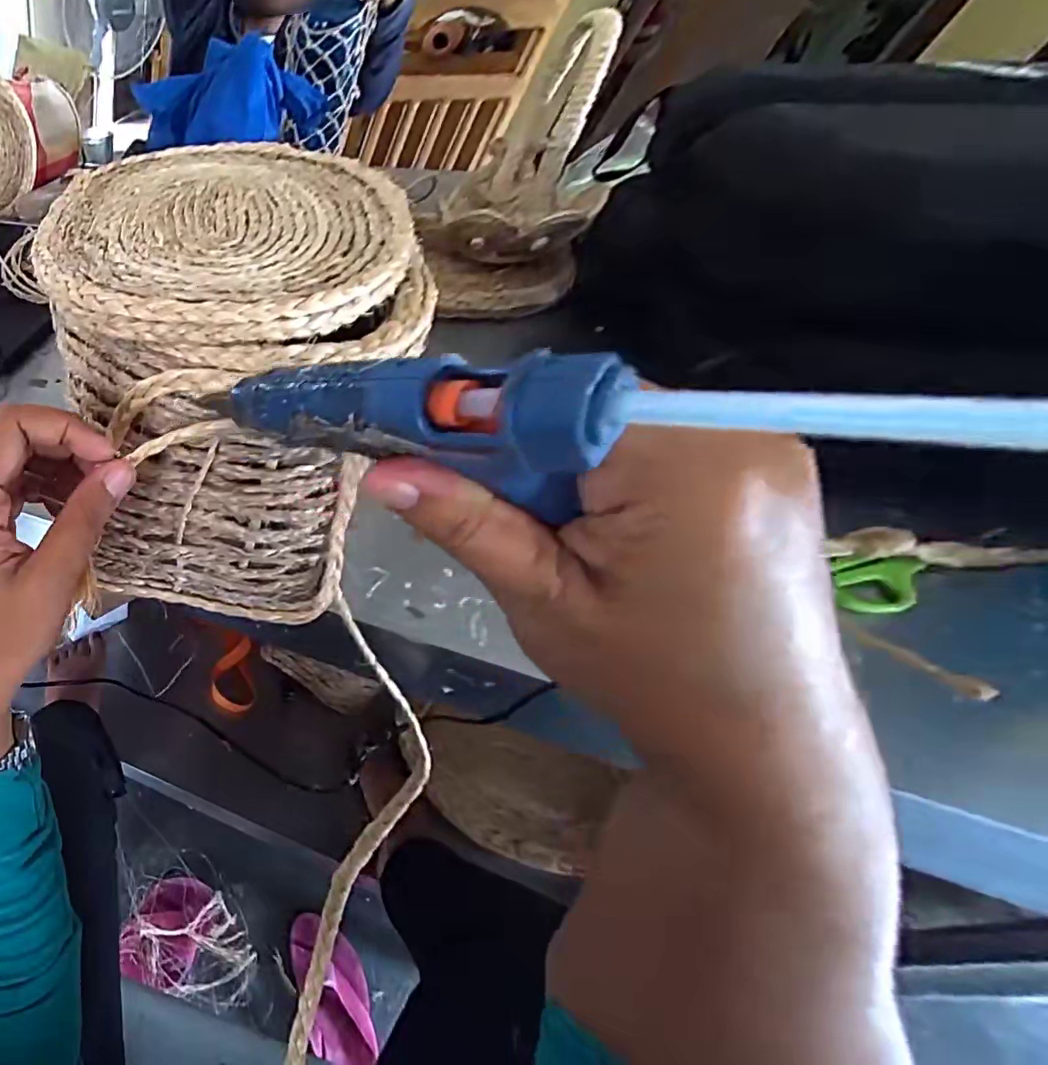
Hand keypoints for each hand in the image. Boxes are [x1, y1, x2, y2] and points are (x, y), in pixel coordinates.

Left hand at [0, 405, 133, 772]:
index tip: (109, 458)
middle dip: (67, 445)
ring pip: (14, 462)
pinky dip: (46, 490)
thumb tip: (122, 469)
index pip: (12, 425)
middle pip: (12, 438)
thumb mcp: (51, 579)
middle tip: (111, 472)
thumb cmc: (2, 642)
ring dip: (59, 467)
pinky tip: (76, 507)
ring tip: (100, 490)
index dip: (66, 429)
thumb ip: (85, 517)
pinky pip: (11, 489)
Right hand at [362, 427, 866, 807]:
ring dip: (552, 461)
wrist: (760, 739)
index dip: (481, 420)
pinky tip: (583, 524)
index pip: (557, 402)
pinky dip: (594, 468)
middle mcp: (738, 435)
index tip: (423, 457)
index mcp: (689, 466)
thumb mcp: (537, 597)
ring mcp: (758, 447)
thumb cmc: (645, 675)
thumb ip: (462, 521)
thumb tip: (380, 473)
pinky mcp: (756, 468)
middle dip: (516, 447)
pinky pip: (648, 439)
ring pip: (608, 420)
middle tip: (478, 506)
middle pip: (583, 405)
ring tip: (537, 527)